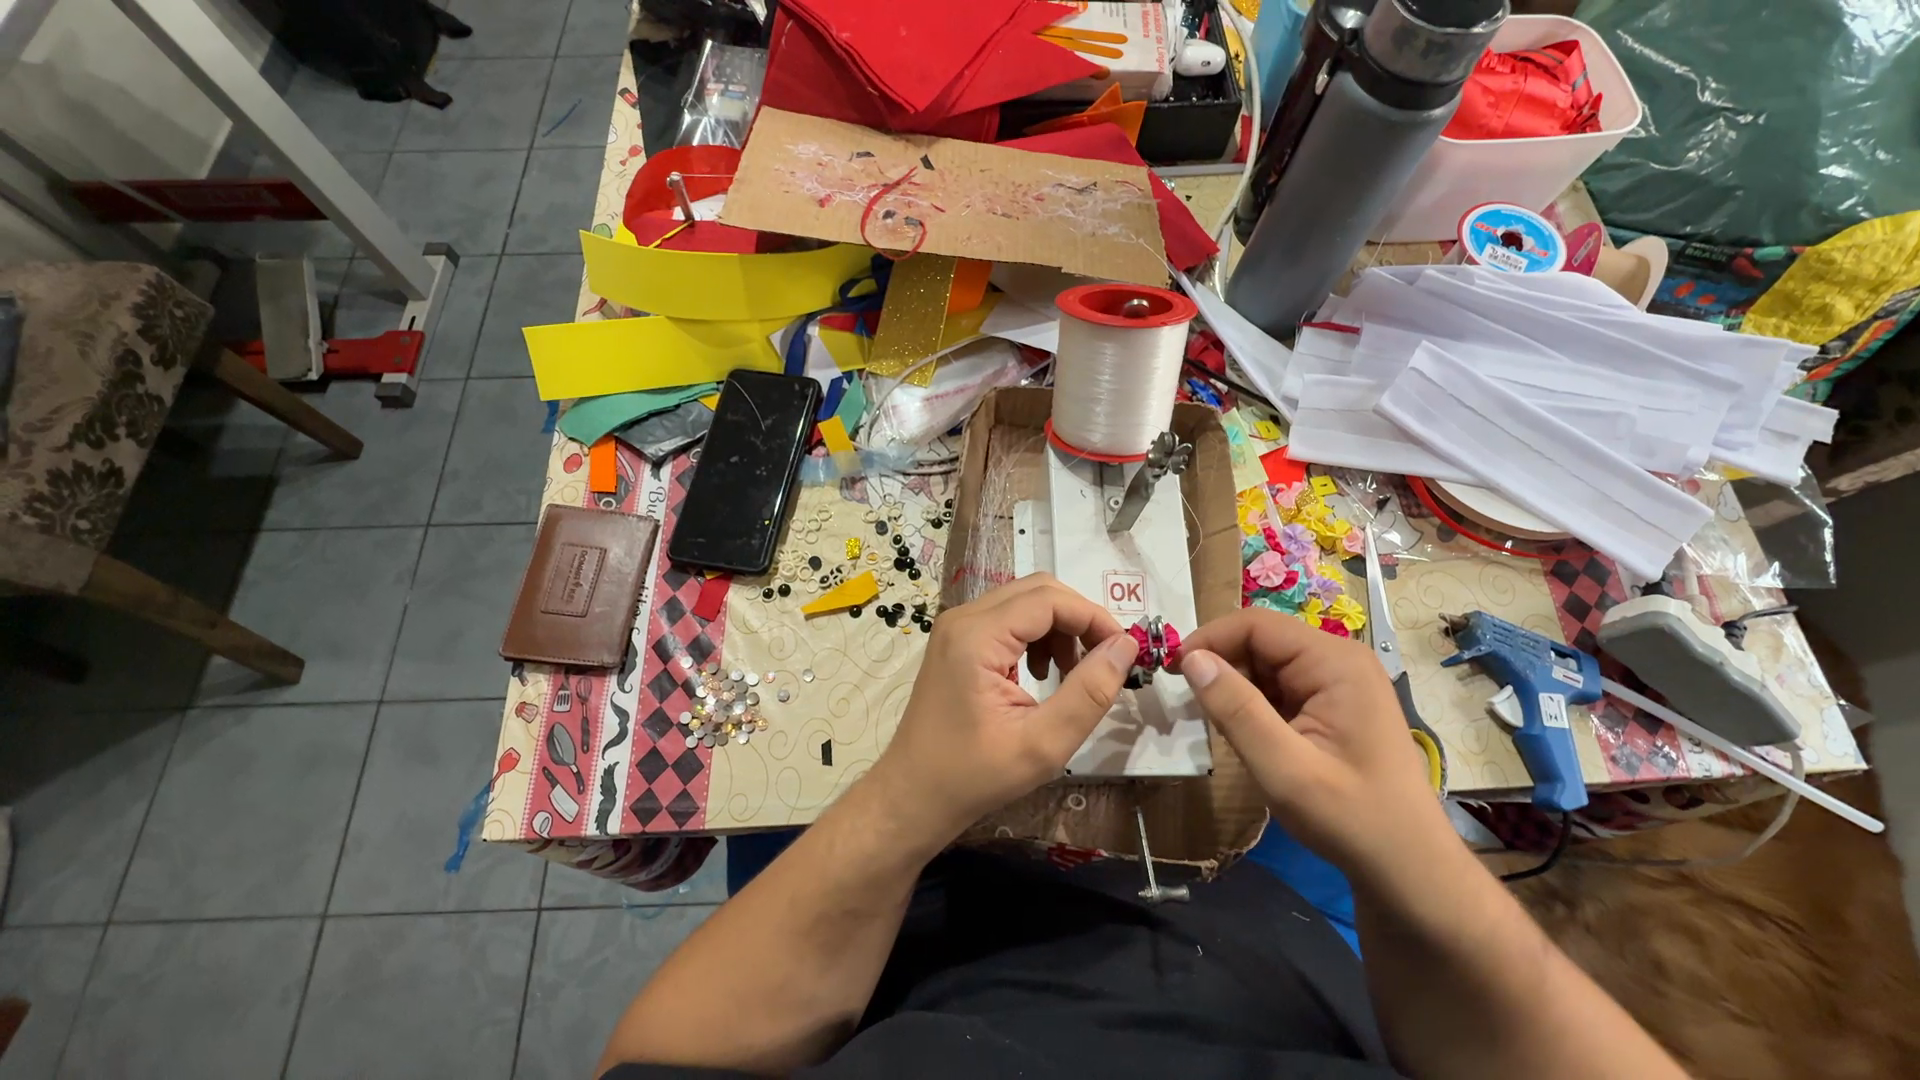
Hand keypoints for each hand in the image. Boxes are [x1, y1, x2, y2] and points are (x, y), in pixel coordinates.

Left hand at [869, 573, 1137, 843]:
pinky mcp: (957, 641)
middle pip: (1038, 591)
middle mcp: (963, 618)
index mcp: (976, 636)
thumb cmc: (974, 776)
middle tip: (1104, 662)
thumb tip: (1126, 646)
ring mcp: (956, 627)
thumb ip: (1088, 692)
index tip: (1124, 652)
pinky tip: (1044, 676)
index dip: (1093, 617)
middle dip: (1079, 619)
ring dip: (1060, 629)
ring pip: (1025, 602)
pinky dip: (1038, 638)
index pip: (1049, 599)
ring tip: (1073, 676)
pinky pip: (1008, 620)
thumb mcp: (1043, 743)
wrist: (914, 794)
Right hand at [1176, 610, 1457, 883]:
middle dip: (1221, 665)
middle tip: (1190, 704)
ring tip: (1219, 726)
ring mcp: (1340, 682)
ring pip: (1267, 664)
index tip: (1172, 671)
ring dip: (1236, 688)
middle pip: (1261, 640)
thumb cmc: (1349, 816)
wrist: (1407, 866)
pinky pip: (1281, 687)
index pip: (1256, 624)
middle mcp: (1340, 660)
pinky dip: (1254, 704)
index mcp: (1335, 662)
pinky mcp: (1334, 704)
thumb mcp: (1283, 768)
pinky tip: (1248, 736)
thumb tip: (1191, 659)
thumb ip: (1236, 710)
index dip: (1209, 639)